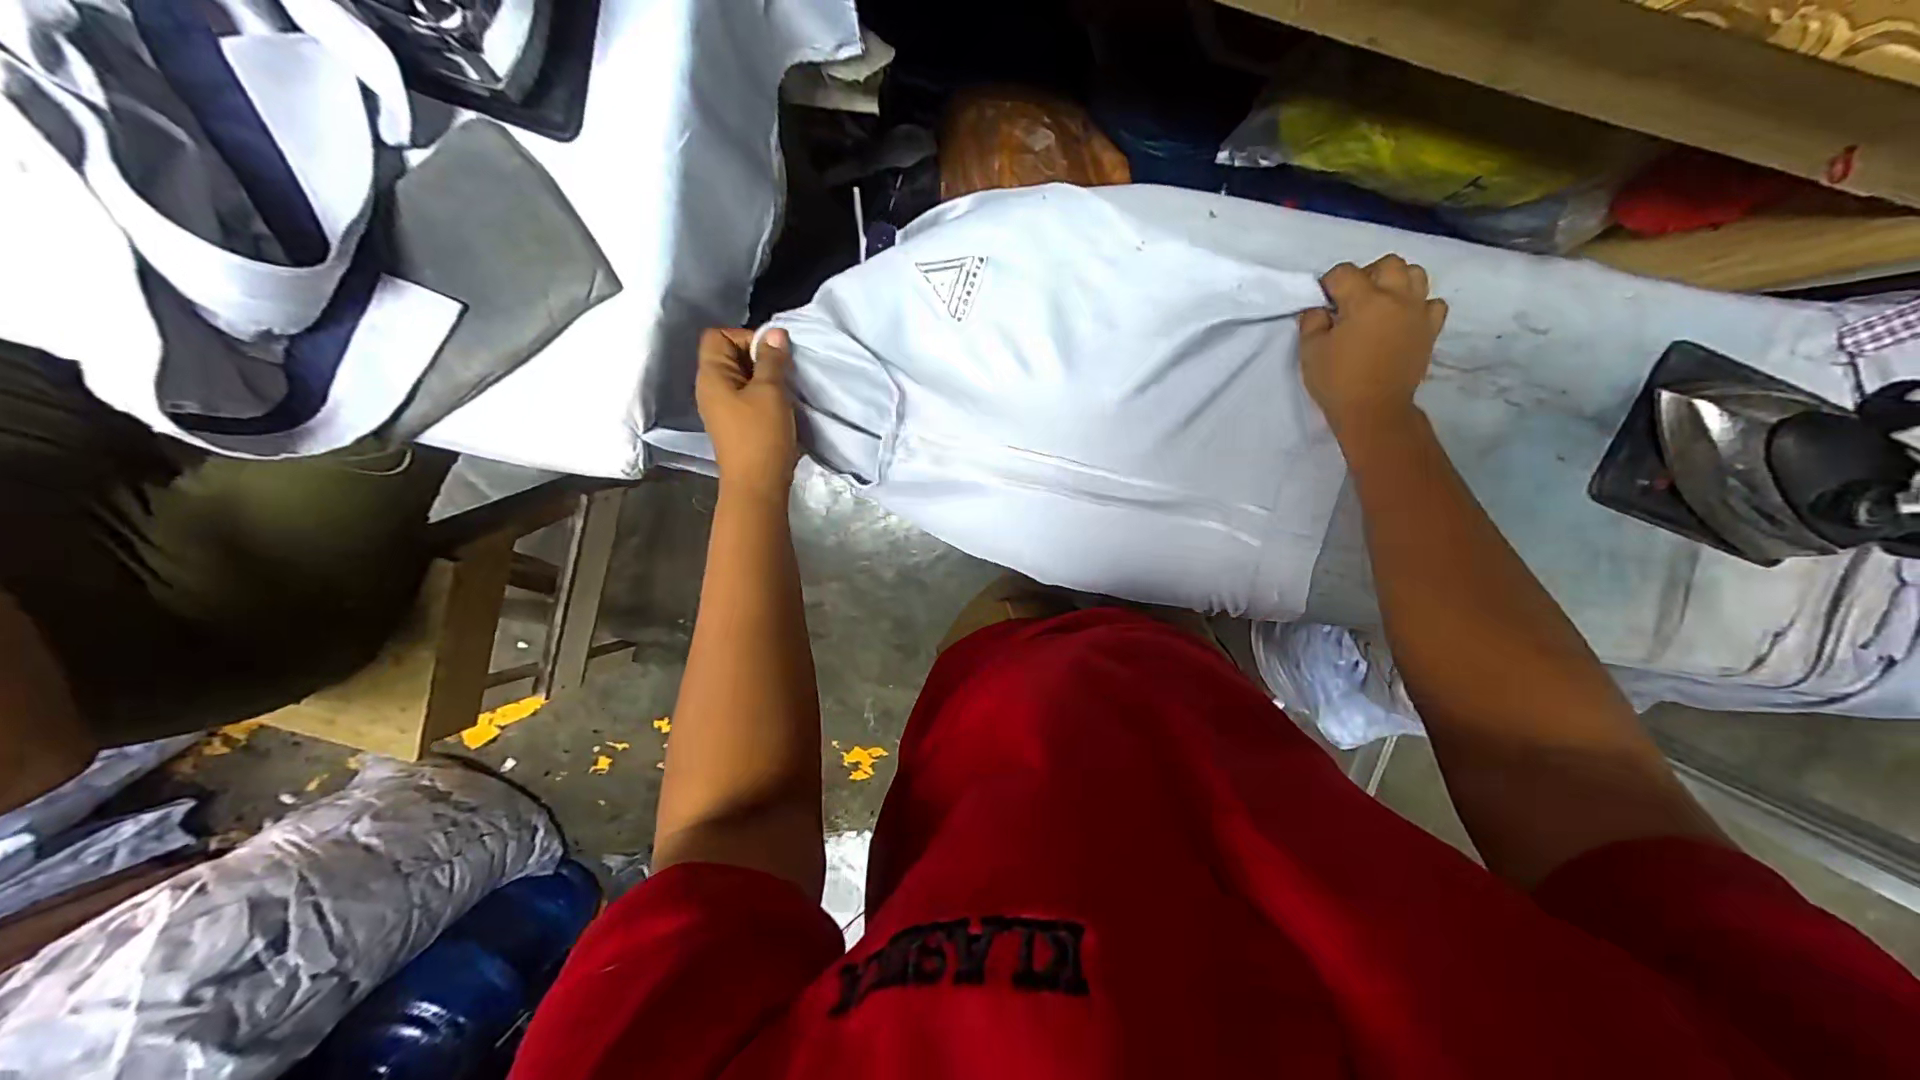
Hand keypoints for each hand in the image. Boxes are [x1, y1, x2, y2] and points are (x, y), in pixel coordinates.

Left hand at [696, 328, 797, 499]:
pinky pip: (747, 396)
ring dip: (764, 377)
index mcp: (711, 376)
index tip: (771, 354)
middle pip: (729, 354)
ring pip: (741, 376)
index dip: (745, 336)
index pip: (718, 335)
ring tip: (784, 388)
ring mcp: (722, 407)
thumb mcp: (770, 392)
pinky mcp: (736, 423)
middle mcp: (710, 388)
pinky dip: (764, 394)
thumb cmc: (761, 435)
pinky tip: (781, 406)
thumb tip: (774, 332)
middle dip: (758, 356)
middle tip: (782, 371)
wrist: (757, 485)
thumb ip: (771, 359)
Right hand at [1298, 255, 1447, 439]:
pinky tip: (1402, 319)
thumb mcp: (1310, 351)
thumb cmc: (1337, 381)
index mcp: (1365, 301)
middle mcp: (1396, 298)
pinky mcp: (1430, 330)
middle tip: (1352, 298)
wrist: (1374, 410)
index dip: (1329, 284)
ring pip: (1416, 275)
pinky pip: (1432, 303)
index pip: (1344, 272)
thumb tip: (1319, 309)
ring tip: (1380, 303)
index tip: (1322, 302)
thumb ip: (1312, 322)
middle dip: (1366, 274)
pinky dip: (1419, 305)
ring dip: (1396, 282)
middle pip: (1388, 264)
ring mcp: (1418, 313)